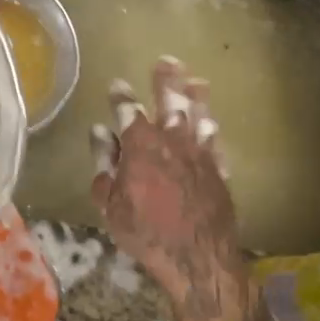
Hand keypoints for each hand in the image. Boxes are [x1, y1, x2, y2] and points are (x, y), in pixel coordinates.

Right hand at [90, 57, 238, 298]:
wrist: (197, 258)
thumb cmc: (144, 231)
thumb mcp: (109, 202)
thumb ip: (104, 163)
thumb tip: (100, 132)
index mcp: (141, 146)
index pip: (129, 111)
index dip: (122, 96)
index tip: (117, 83)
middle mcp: (173, 143)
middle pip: (171, 103)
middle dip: (167, 81)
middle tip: (168, 61)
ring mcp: (200, 156)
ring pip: (200, 118)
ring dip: (197, 98)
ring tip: (197, 81)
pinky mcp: (219, 173)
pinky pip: (217, 145)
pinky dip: (213, 132)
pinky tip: (213, 125)